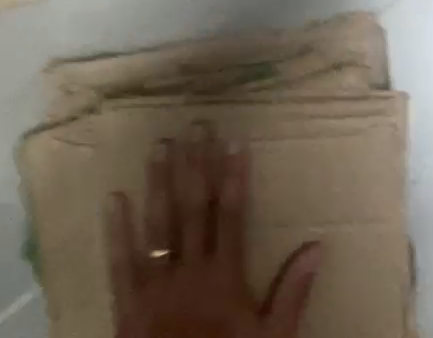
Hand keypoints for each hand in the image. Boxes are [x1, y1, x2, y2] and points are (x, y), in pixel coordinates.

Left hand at [105, 122, 323, 337]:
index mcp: (225, 277)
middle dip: (196, 165)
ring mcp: (156, 286)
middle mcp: (190, 271)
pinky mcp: (128, 305)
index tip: (234, 138)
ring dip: (159, 183)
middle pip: (193, 209)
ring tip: (160, 145)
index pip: (231, 214)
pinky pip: (120, 263)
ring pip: (158, 225)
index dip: (233, 175)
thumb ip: (292, 292)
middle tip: (195, 126)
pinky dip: (116, 231)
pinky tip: (114, 197)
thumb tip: (318, 245)